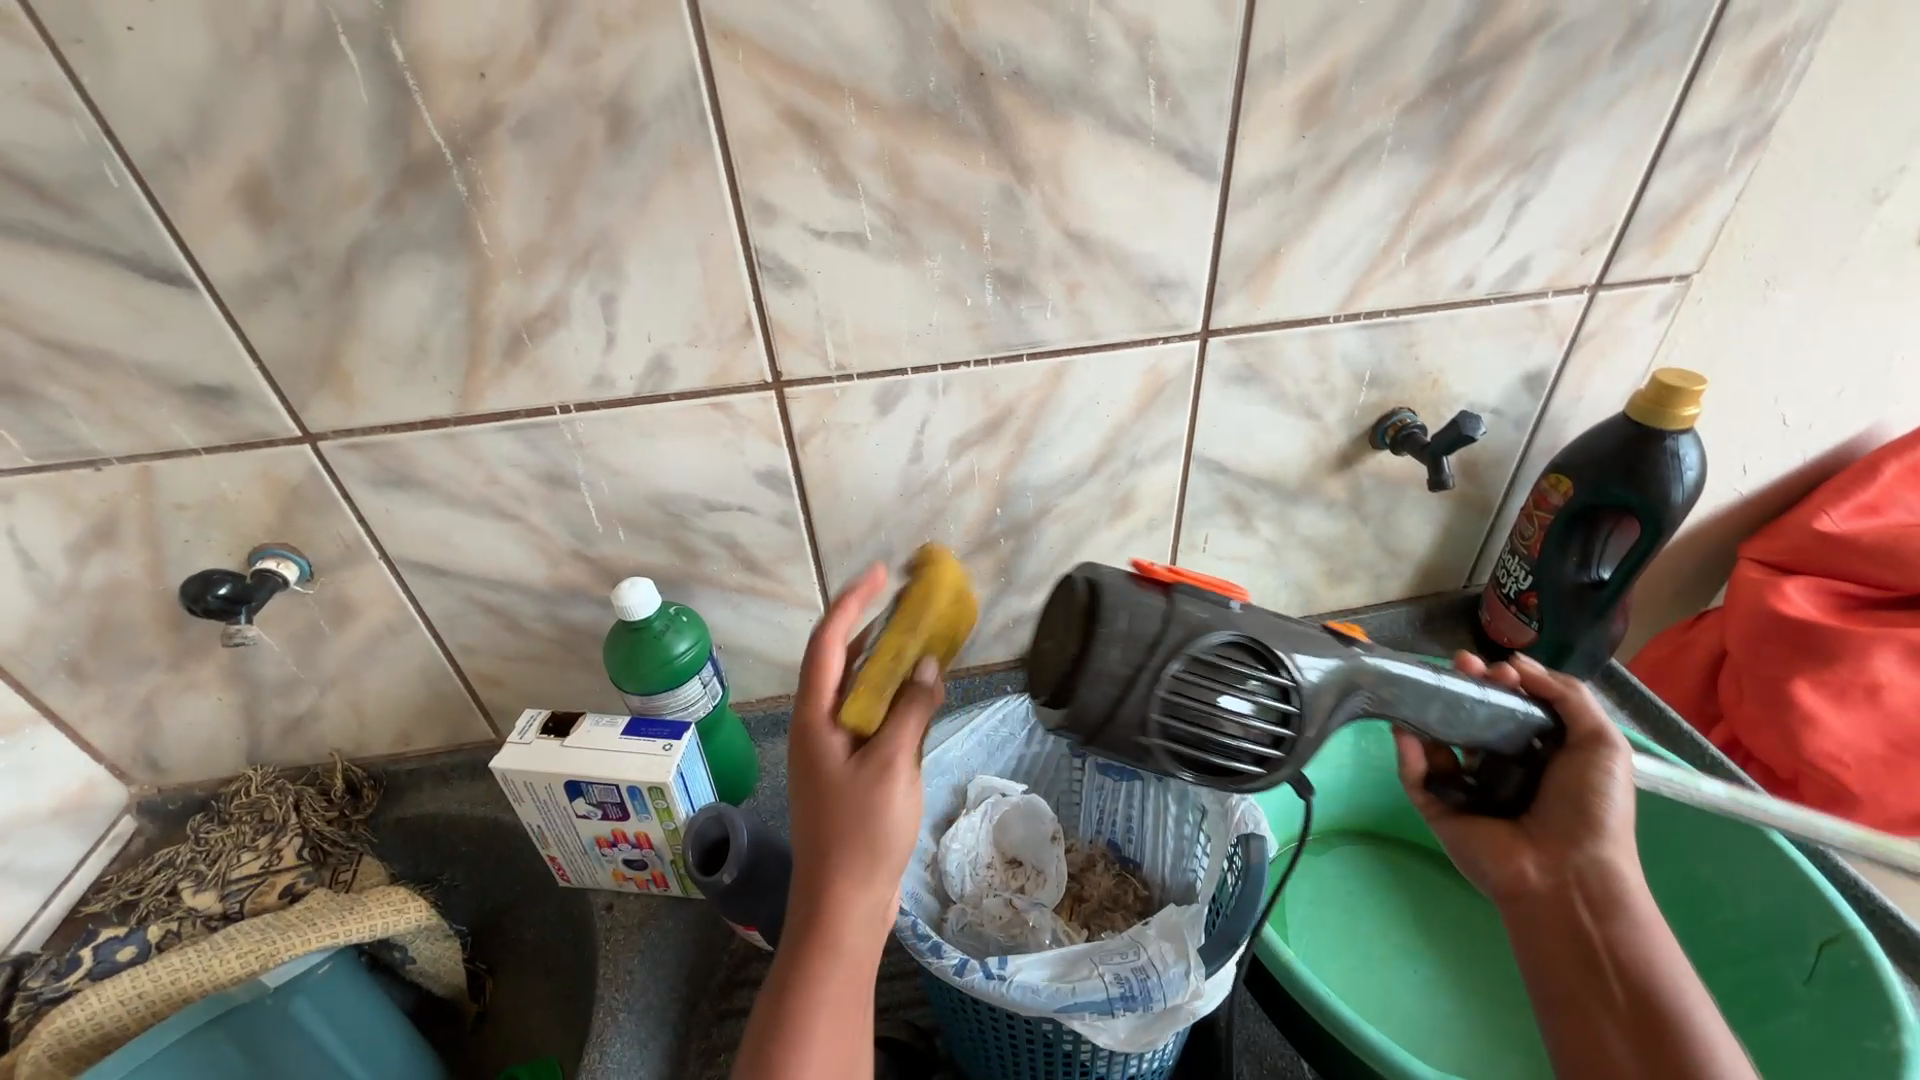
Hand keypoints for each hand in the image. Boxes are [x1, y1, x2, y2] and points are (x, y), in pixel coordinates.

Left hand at [787, 563, 945, 945]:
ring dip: (885, 666)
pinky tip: (919, 700)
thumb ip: (910, 709)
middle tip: (911, 607)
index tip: (882, 575)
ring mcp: (829, 749)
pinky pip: (867, 719)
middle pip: (840, 662)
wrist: (843, 904)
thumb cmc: (861, 832)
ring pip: (856, 692)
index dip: (852, 602)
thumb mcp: (892, 764)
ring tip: (921, 643)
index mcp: (814, 716)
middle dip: (872, 629)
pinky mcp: (846, 770)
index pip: (828, 642)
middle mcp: (816, 725)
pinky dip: (891, 701)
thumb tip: (927, 666)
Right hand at [1394, 651, 1639, 908]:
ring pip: (1437, 742)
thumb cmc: (1592, 809)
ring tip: (1427, 689)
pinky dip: (1407, 752)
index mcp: (1540, 755)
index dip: (1502, 683)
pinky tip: (1405, 729)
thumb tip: (1514, 662)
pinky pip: (1416, 775)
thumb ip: (1567, 696)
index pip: (1511, 708)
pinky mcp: (1438, 808)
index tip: (1495, 668)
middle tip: (1457, 666)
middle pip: (1471, 718)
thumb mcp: (1602, 744)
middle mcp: (1499, 767)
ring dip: (1430, 712)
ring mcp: (1465, 788)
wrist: (1568, 873)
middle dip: (1463, 688)